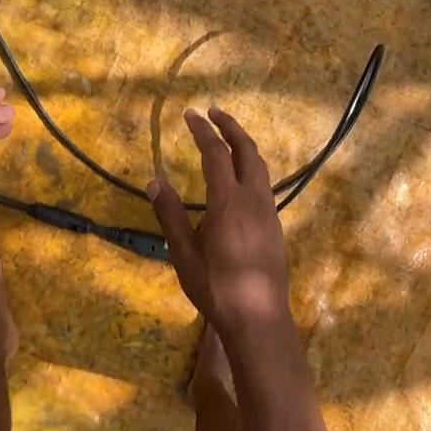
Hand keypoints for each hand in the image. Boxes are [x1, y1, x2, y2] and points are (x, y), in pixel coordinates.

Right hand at [149, 107, 291, 333]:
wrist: (259, 318)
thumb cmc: (216, 289)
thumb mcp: (184, 255)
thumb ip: (171, 216)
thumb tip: (155, 181)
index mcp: (228, 202)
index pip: (215, 153)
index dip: (202, 130)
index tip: (190, 114)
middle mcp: (253, 198)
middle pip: (246, 150)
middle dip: (230, 126)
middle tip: (213, 112)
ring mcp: (269, 210)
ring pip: (260, 165)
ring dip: (244, 144)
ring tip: (228, 136)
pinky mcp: (275, 223)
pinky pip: (265, 182)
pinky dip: (252, 164)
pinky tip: (241, 175)